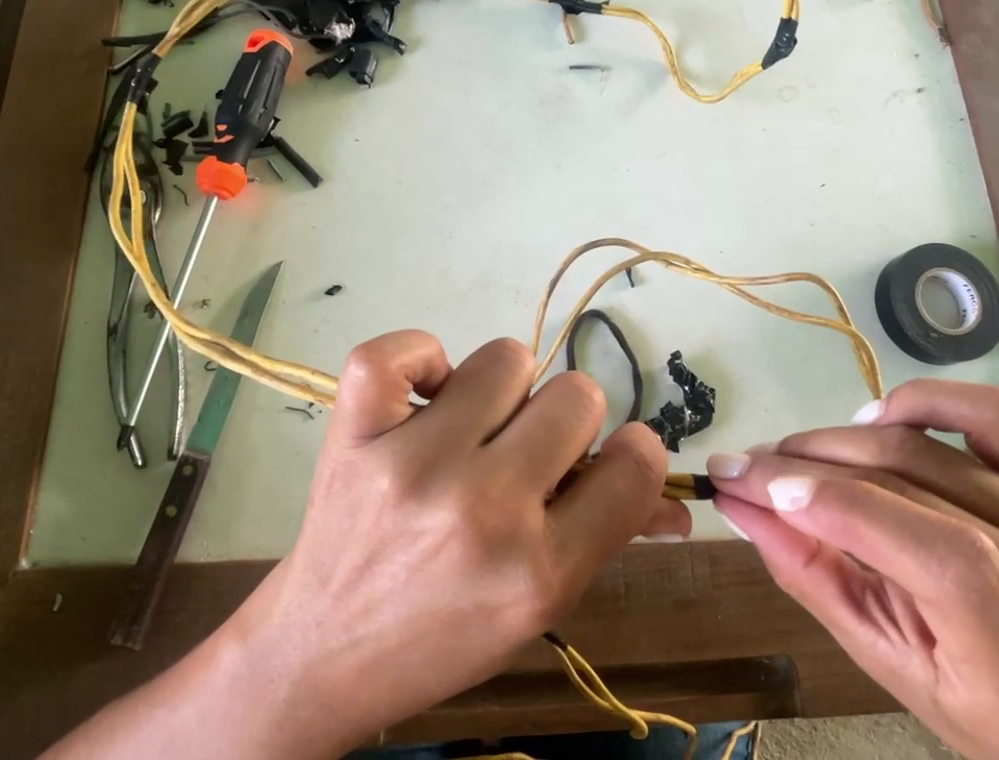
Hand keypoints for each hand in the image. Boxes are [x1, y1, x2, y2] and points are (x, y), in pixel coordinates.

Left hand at [53, 331, 685, 758]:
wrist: (325, 650)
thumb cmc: (444, 633)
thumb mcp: (538, 608)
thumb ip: (607, 538)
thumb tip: (674, 501)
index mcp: (540, 570)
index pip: (636, 465)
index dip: (634, 451)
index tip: (606, 458)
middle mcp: (483, 510)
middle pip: (577, 396)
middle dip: (564, 423)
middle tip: (527, 454)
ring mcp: (413, 464)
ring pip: (506, 359)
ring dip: (501, 392)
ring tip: (473, 432)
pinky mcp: (354, 433)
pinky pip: (402, 348)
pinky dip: (421, 359)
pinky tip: (423, 399)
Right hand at [709, 380, 998, 759]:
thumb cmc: (973, 701)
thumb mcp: (882, 659)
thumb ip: (811, 576)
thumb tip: (737, 502)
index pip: (944, 563)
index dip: (849, 510)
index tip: (760, 490)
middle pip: (921, 489)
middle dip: (811, 467)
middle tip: (743, 468)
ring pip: (932, 448)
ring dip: (839, 440)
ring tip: (791, 456)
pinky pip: (993, 412)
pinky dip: (923, 399)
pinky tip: (872, 418)